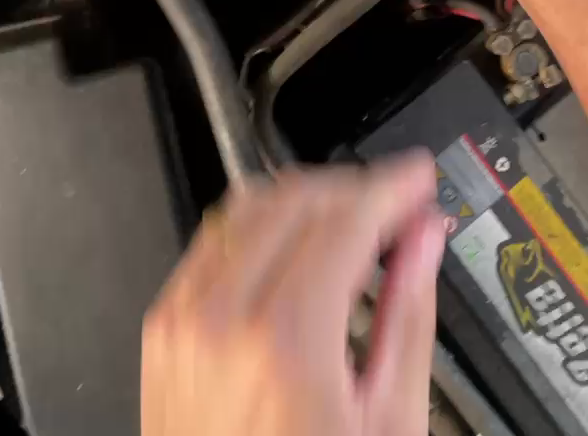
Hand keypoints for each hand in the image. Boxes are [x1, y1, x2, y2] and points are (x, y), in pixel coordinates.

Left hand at [141, 156, 446, 435]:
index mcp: (286, 340)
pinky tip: (294, 243)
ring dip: (308, 195)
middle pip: (297, 196)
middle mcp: (223, 314)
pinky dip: (262, 222)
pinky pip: (215, 237)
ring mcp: (184, 315)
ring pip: (250, 203)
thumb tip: (424, 240)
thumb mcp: (387, 422)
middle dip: (354, 185)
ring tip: (352, 218)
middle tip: (395, 200)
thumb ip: (408, 313)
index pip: (346, 218)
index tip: (417, 176)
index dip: (391, 186)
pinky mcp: (163, 322)